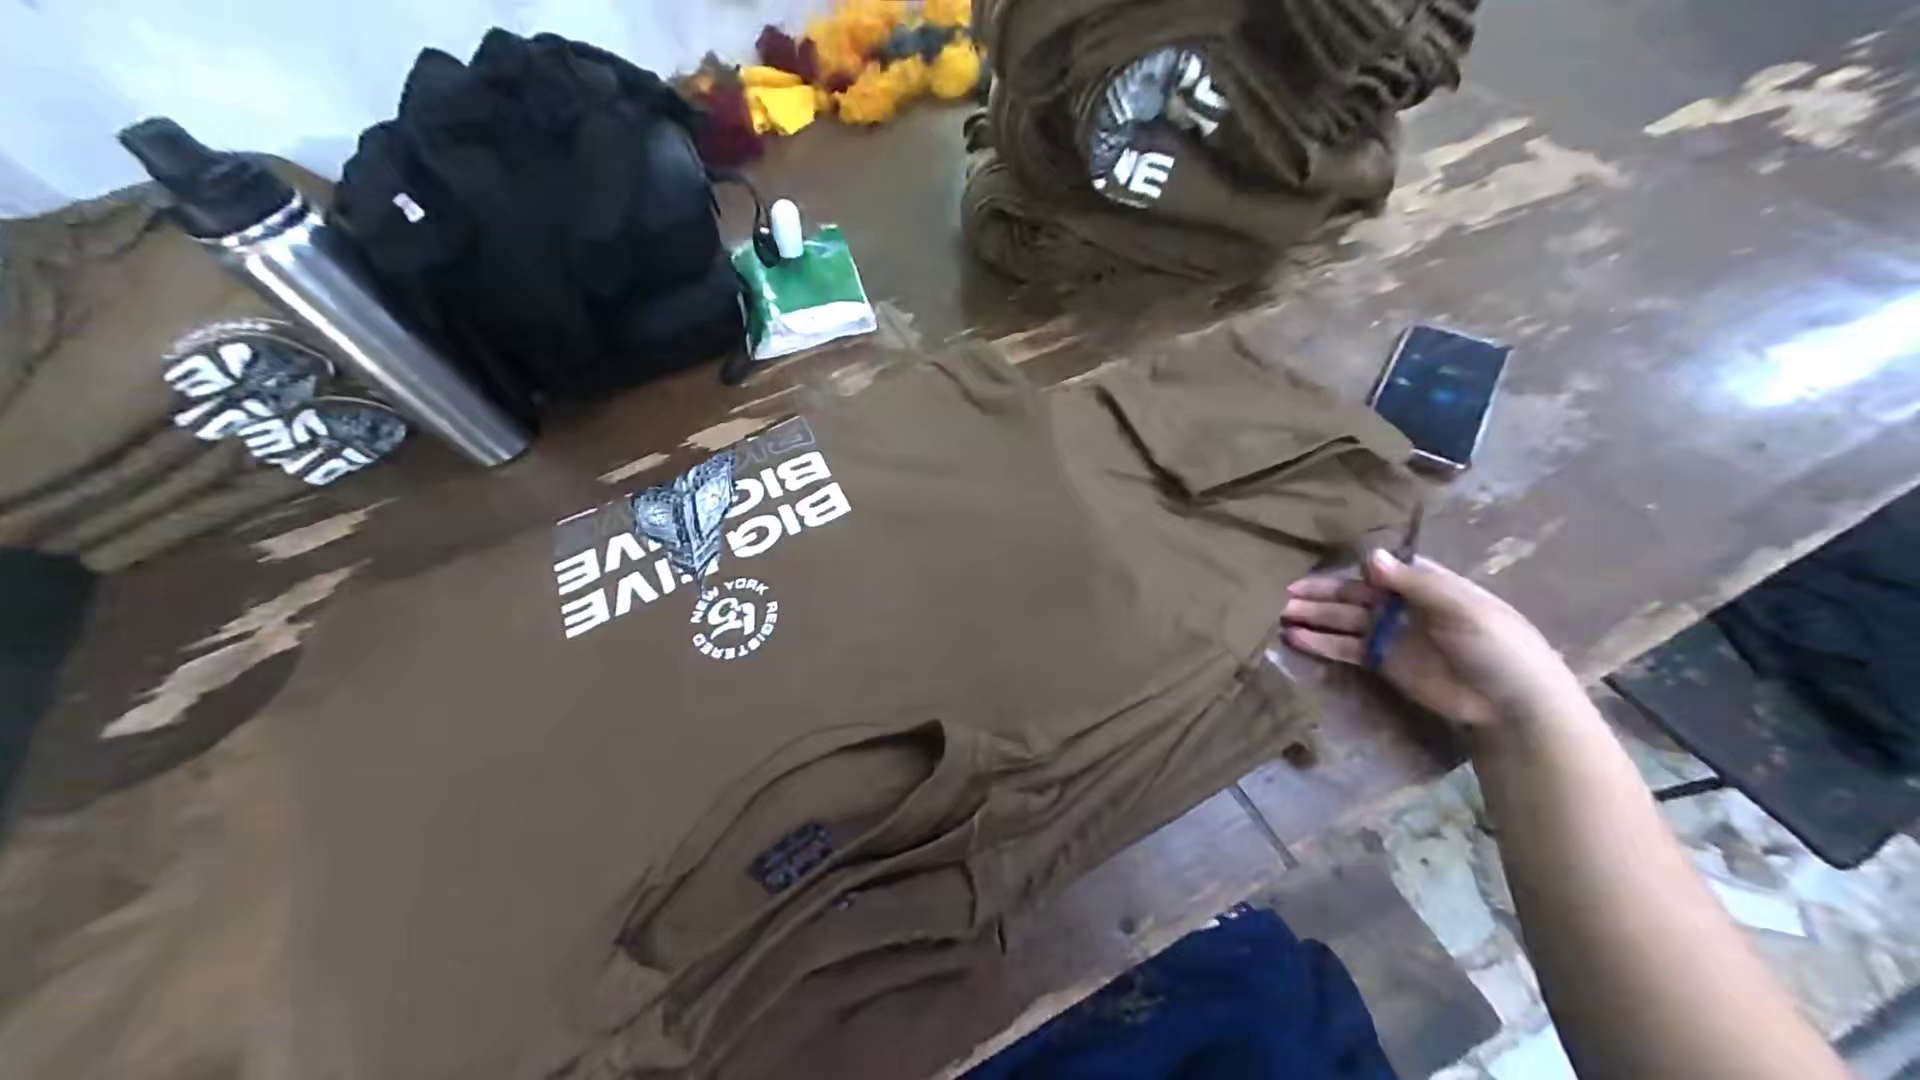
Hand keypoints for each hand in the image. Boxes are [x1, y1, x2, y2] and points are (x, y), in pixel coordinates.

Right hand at [1281, 551, 1585, 727]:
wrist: (1512, 704)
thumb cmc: (1496, 645)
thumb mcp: (1460, 607)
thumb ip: (1412, 582)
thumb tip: (1366, 557)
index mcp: (1422, 584)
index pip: (1376, 569)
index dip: (1344, 568)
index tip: (1311, 565)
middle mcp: (1400, 605)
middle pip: (1351, 595)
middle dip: (1317, 595)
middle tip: (1280, 595)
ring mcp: (1389, 635)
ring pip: (1341, 621)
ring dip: (1311, 617)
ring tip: (1277, 615)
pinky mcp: (1381, 663)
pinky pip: (1344, 648)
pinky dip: (1319, 643)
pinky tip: (1294, 638)